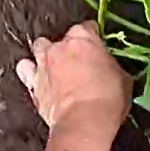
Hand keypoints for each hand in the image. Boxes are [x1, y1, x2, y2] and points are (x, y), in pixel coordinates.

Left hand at [16, 22, 132, 139]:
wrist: (84, 122)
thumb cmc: (107, 100)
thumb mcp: (123, 80)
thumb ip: (113, 68)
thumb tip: (112, 70)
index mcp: (84, 39)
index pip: (88, 28)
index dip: (94, 38)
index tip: (99, 48)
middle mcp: (60, 47)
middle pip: (62, 38)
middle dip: (69, 48)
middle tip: (80, 63)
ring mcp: (44, 64)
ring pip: (40, 48)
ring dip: (47, 55)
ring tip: (57, 67)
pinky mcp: (33, 84)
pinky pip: (26, 71)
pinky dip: (30, 73)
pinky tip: (39, 80)